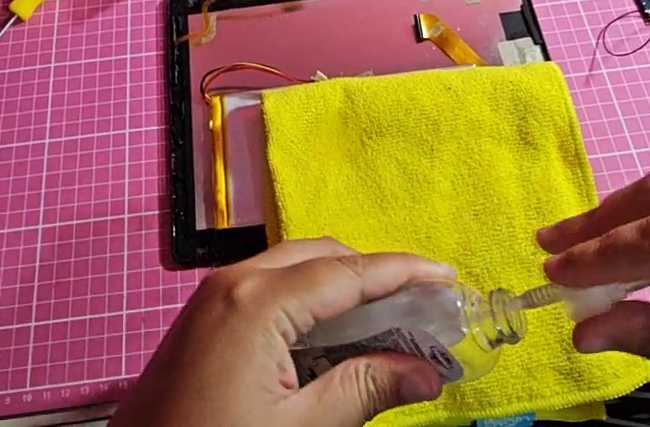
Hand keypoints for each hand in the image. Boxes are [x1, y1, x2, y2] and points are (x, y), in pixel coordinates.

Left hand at [113, 239, 449, 426]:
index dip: (401, 271)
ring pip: (295, 268)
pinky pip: (270, 287)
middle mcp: (235, 280)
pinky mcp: (206, 313)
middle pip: (321, 257)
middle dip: (372, 276)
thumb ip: (364, 390)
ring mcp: (215, 293)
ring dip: (341, 288)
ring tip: (385, 322)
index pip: (347, 273)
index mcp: (257, 301)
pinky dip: (308, 302)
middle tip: (419, 306)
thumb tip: (424, 373)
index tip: (443, 275)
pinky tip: (333, 337)